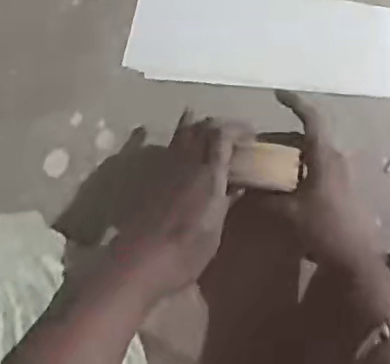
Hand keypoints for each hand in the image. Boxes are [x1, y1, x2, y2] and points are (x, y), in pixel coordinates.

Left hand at [105, 112, 251, 301]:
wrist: (138, 264)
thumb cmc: (185, 252)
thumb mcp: (214, 231)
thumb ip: (226, 202)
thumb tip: (238, 186)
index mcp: (209, 172)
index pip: (224, 134)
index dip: (239, 129)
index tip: (250, 137)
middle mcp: (187, 160)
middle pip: (204, 126)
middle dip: (221, 126)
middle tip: (232, 137)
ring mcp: (165, 164)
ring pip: (184, 131)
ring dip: (199, 127)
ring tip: (207, 134)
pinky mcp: (149, 173)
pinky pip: (166, 145)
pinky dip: (177, 136)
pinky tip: (177, 141)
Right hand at [264, 90, 379, 274]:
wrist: (357, 258)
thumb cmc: (324, 228)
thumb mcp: (289, 214)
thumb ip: (266, 200)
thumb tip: (245, 191)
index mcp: (324, 155)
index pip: (311, 117)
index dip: (294, 102)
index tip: (277, 94)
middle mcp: (336, 157)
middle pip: (308, 136)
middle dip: (283, 137)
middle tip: (261, 144)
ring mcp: (343, 172)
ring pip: (314, 152)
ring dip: (293, 153)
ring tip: (270, 164)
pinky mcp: (344, 187)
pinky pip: (319, 166)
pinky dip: (302, 167)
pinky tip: (288, 184)